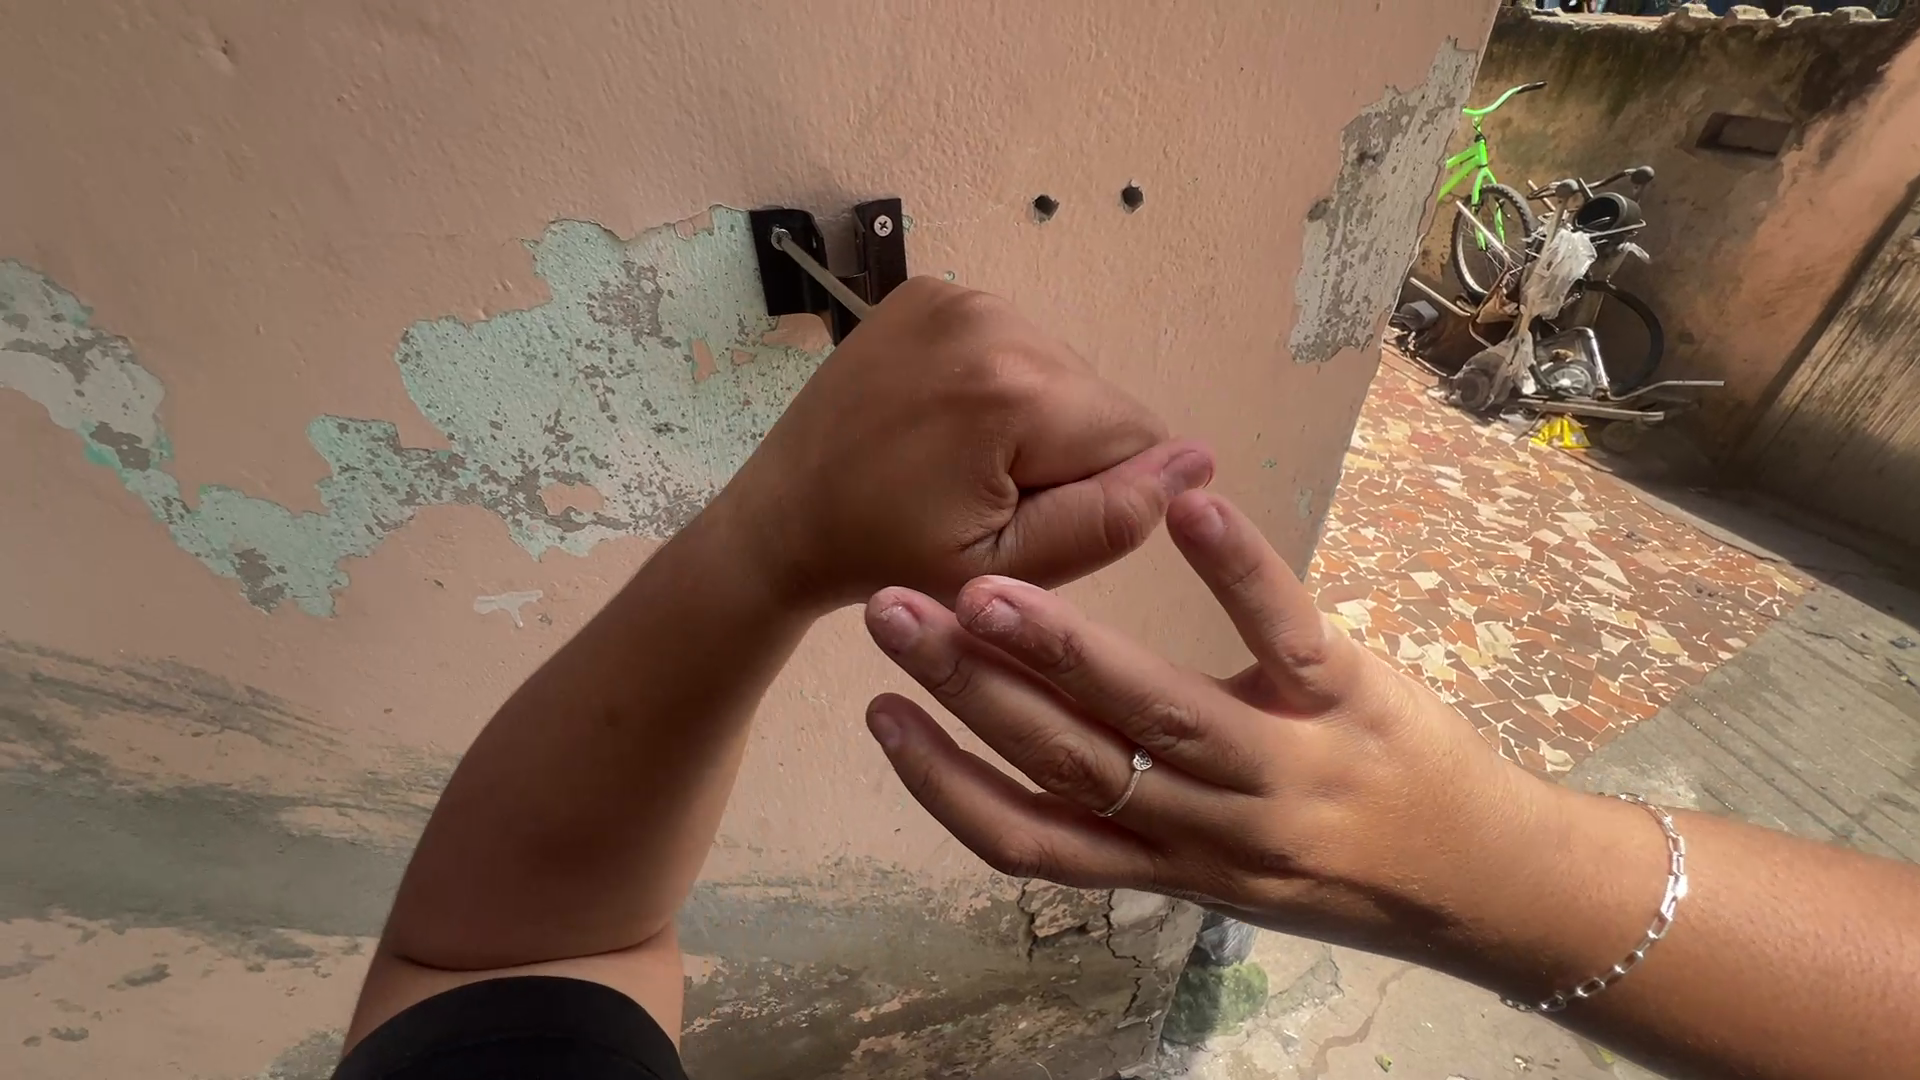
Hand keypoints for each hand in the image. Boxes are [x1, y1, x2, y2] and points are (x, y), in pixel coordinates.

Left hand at [723, 277, 1214, 610]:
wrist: (782, 518)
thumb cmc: (888, 560)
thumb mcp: (1005, 570)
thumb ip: (1108, 519)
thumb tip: (1197, 459)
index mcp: (1014, 389)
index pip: (1137, 435)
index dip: (1097, 491)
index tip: (1024, 517)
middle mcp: (994, 316)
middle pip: (1096, 398)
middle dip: (1064, 455)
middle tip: (983, 496)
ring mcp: (956, 294)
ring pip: (1059, 371)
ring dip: (1033, 422)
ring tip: (957, 462)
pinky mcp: (930, 291)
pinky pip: (1013, 346)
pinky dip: (998, 388)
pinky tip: (943, 424)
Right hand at [859, 489, 1553, 956]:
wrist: (1493, 891)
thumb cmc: (1326, 859)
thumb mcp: (1211, 857)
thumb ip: (1124, 807)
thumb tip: (1026, 720)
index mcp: (1164, 864)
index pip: (1030, 841)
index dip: (944, 786)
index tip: (880, 714)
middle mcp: (1210, 830)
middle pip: (1070, 763)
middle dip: (969, 690)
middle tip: (896, 613)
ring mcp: (1284, 766)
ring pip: (1153, 713)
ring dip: (1061, 647)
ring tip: (987, 587)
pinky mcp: (1353, 701)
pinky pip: (1284, 631)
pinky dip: (1234, 571)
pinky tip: (1184, 507)